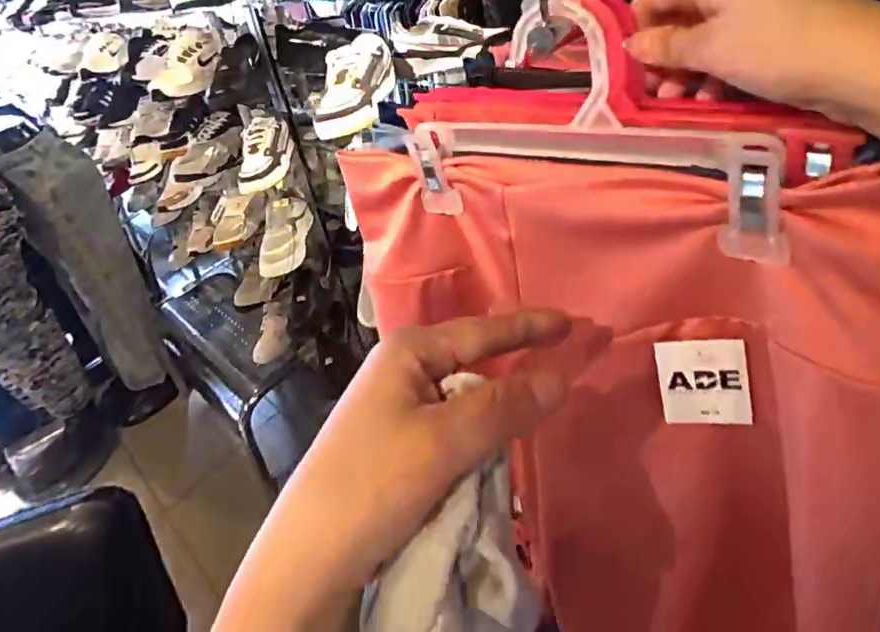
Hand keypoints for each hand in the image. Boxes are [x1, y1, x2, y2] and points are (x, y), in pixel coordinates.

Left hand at [215, 310, 609, 631]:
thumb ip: (503, 407)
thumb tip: (561, 378)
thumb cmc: (374, 483)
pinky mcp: (396, 442)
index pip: (482, 330)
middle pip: (473, 358)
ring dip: (498, 402)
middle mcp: (402, 369)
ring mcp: (396, 406)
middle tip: (563, 356)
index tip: (571, 321)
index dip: (529, 326)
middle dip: (516, 360)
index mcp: (408, 352)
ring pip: (464, 395)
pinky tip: (497, 439)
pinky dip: (479, 430)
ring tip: (539, 398)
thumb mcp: (444, 442)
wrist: (308, 558)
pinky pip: (452, 424)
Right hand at [626, 0, 879, 144]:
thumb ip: (667, 46)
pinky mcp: (793, 40)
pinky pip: (743, 54)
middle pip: (686, 19)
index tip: (625, 61)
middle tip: (653, 91)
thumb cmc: (780, 49)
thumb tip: (630, 42)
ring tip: (683, 103)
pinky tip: (719, 101)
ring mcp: (770, 15)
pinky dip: (723, 75)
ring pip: (714, 40)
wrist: (875, 66)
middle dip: (664, 55)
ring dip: (692, 71)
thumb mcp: (713, 49)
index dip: (637, 24)